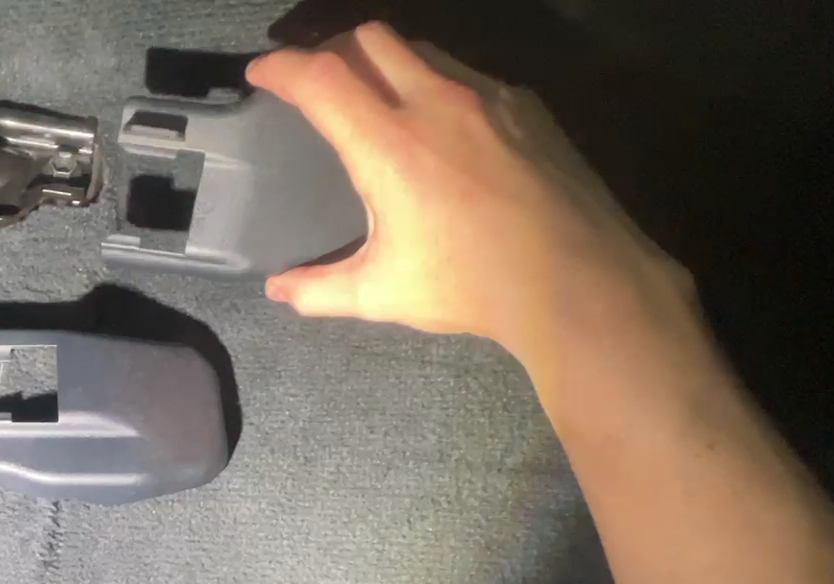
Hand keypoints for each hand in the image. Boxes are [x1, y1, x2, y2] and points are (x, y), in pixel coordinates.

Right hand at [249, 23, 706, 409]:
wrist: (574, 278)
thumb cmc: (466, 286)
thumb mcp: (377, 295)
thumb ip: (315, 290)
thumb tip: (276, 289)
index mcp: (391, 148)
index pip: (323, 80)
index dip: (282, 68)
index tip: (259, 72)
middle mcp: (437, 103)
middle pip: (369, 39)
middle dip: (327, 49)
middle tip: (308, 80)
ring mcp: (486, 97)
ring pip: (418, 48)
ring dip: (378, 60)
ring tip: (362, 94)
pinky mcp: (521, 104)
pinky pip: (460, 71)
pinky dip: (425, 80)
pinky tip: (425, 120)